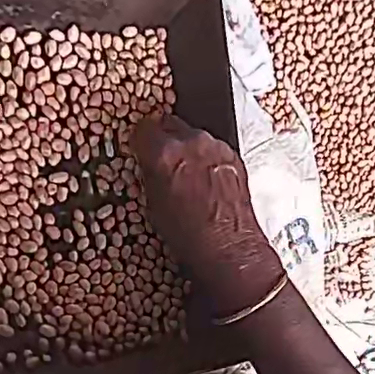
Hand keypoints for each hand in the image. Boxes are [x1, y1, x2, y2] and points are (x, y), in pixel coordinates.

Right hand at [133, 115, 283, 312]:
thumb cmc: (192, 236)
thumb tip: (150, 167)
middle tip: (161, 160)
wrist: (228, 248)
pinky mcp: (234, 156)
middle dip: (164, 140)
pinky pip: (214, 148)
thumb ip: (151, 176)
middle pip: (169, 125)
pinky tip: (206, 181)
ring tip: (187, 176)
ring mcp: (216, 147)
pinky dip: (207, 159)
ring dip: (188, 149)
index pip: (143, 129)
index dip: (140, 141)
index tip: (140, 147)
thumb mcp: (154, 207)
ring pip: (194, 136)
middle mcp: (192, 143)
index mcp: (164, 154)